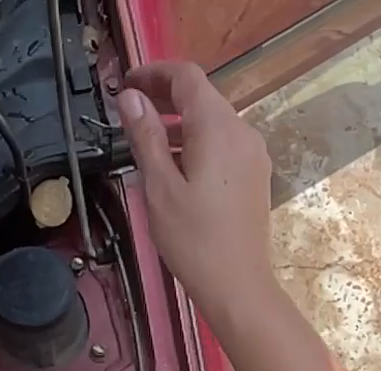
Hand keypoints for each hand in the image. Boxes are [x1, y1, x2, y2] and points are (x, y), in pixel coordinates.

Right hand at [117, 62, 278, 320]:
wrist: (238, 286)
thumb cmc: (194, 242)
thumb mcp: (160, 189)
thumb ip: (146, 137)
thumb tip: (130, 99)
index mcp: (217, 128)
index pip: (186, 77)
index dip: (153, 73)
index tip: (125, 85)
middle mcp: (241, 132)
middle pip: (202, 98)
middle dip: (165, 99)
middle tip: (131, 114)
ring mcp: (253, 155)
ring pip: (213, 124)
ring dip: (180, 126)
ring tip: (147, 146)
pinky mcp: (255, 178)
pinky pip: (224, 147)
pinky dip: (198, 146)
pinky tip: (176, 171)